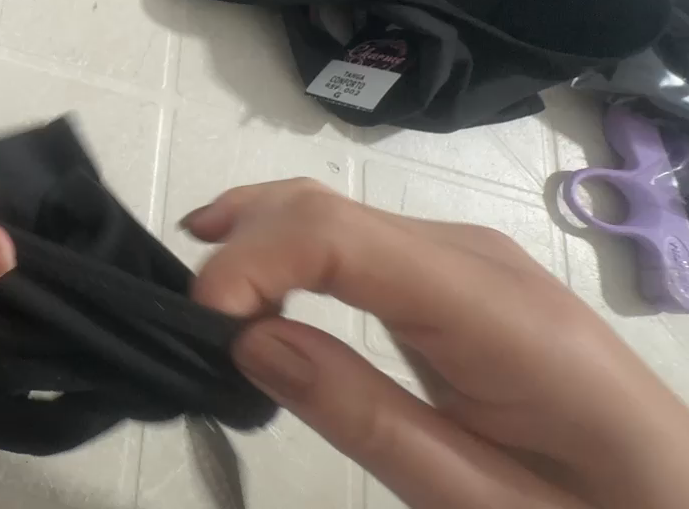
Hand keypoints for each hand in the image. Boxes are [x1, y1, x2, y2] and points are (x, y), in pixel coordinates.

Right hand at [184, 180, 688, 508]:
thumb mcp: (490, 507)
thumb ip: (366, 418)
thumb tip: (247, 338)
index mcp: (498, 310)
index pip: (338, 236)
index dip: (251, 260)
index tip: (203, 322)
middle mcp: (472, 255)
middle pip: (323, 209)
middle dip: (238, 245)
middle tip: (191, 318)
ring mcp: (461, 256)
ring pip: (325, 210)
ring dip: (250, 236)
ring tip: (200, 285)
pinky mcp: (447, 272)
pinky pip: (345, 238)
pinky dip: (282, 248)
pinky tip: (249, 274)